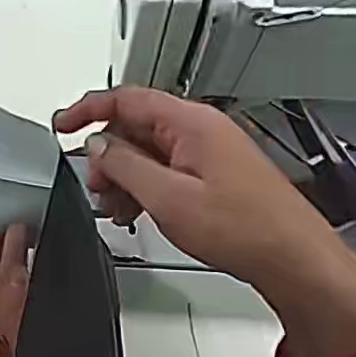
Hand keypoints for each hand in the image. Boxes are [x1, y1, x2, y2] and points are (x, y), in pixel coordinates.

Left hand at [0, 222, 32, 356]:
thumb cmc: (7, 354)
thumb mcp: (39, 327)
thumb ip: (43, 306)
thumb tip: (48, 304)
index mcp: (21, 280)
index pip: (26, 240)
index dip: (34, 234)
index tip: (40, 236)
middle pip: (2, 237)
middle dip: (13, 232)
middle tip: (21, 236)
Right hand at [52, 88, 337, 290]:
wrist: (291, 258)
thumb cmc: (246, 228)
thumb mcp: (167, 197)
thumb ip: (124, 164)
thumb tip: (98, 145)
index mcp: (191, 123)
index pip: (126, 98)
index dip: (88, 109)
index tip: (64, 124)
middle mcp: (201, 130)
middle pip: (135, 126)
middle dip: (107, 155)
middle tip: (95, 184)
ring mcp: (208, 152)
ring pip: (148, 151)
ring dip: (124, 176)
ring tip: (118, 206)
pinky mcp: (213, 174)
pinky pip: (166, 169)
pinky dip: (145, 187)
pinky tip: (139, 211)